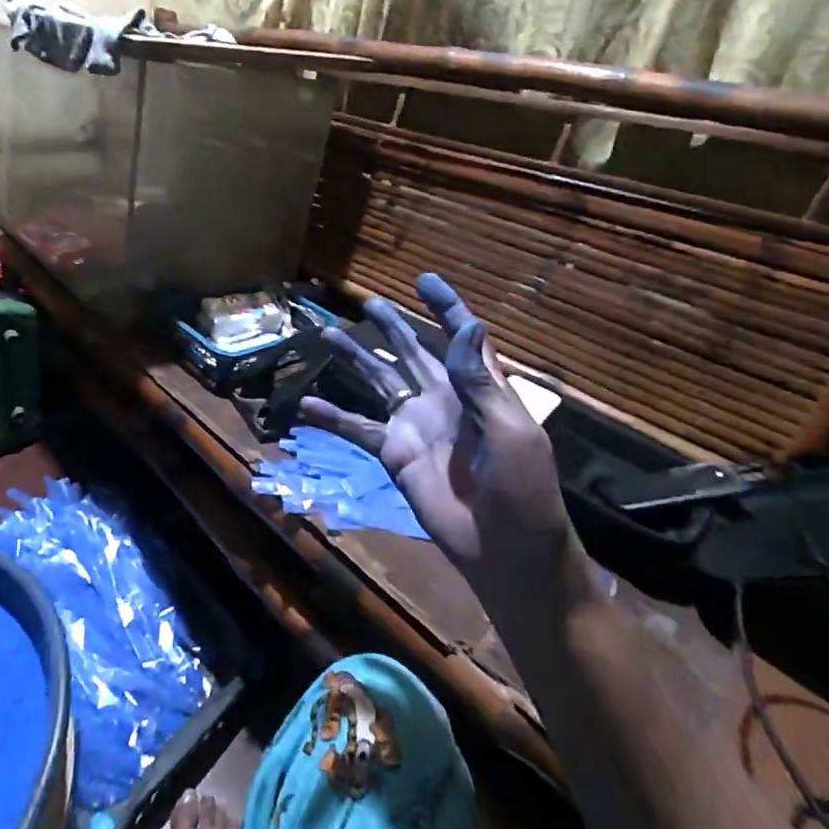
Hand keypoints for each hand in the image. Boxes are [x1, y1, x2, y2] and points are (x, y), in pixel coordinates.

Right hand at [299, 273, 571, 587]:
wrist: (505, 548)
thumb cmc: (522, 489)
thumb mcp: (509, 432)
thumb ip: (479, 380)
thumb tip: (469, 323)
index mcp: (478, 388)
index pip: (462, 337)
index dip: (446, 307)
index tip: (426, 280)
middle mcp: (442, 398)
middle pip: (411, 351)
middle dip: (391, 325)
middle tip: (369, 302)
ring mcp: (415, 425)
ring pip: (378, 380)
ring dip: (354, 358)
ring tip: (326, 335)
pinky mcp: (394, 453)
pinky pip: (358, 428)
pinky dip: (332, 416)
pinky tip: (306, 404)